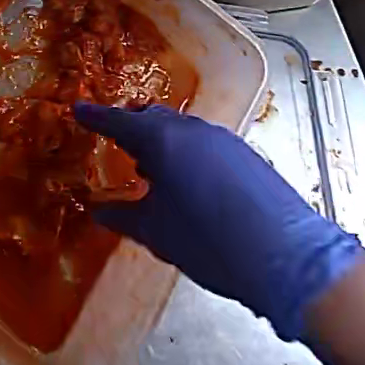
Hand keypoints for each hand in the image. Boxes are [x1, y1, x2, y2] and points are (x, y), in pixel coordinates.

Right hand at [74, 102, 364, 340]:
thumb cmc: (210, 242)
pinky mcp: (243, 153)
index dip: (96, 116)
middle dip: (131, 126)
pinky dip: (185, 151)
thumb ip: (125, 216)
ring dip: (160, 141)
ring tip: (149, 169)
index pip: (119, 122)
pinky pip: (202, 141)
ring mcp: (221, 138)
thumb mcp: (158, 233)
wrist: (286, 255)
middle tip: (115, 141)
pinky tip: (186, 181)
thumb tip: (100, 211)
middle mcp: (190, 130)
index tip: (78, 109)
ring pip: (179, 129)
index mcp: (162, 141)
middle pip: (151, 118)